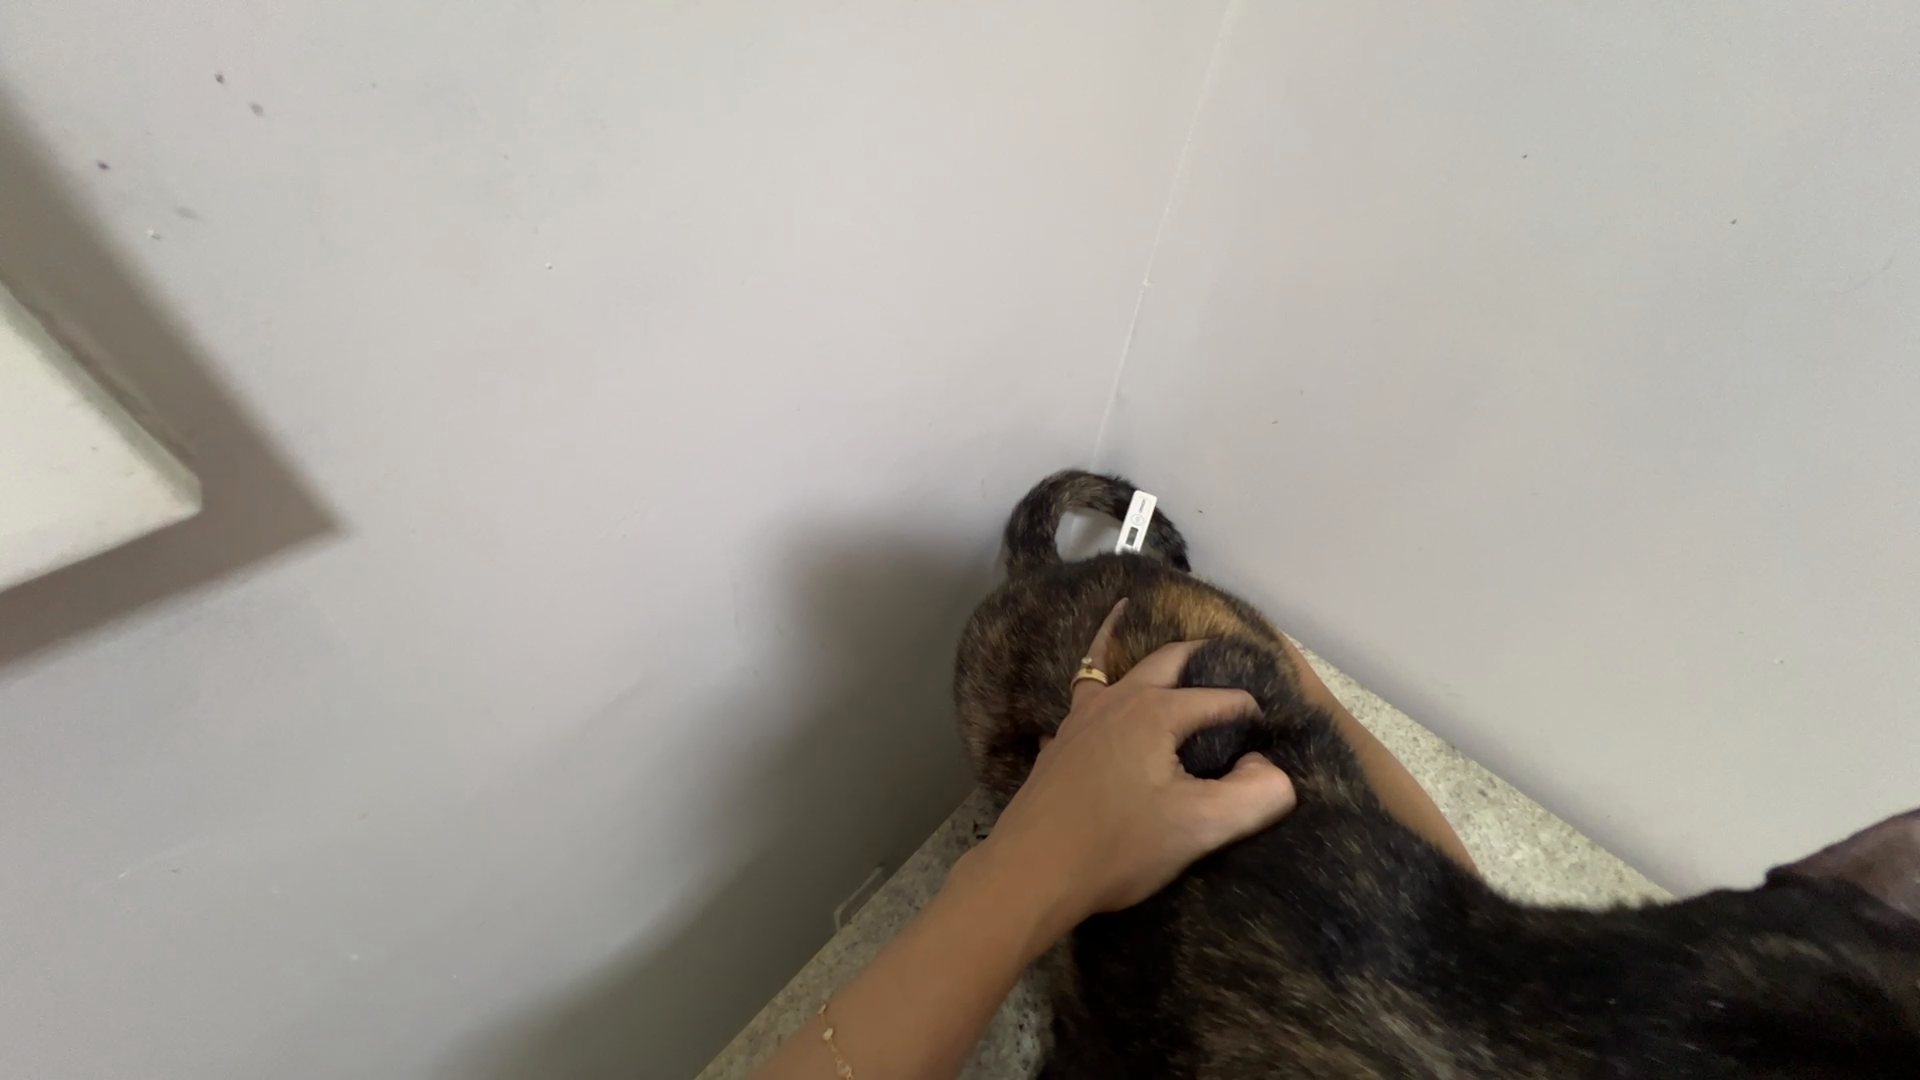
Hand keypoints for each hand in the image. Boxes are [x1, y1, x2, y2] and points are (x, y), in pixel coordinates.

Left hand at [964, 600, 1297, 934]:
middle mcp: (1116, 700)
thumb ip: (1255, 795)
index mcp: (1155, 712)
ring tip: (1147, 631)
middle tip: (1221, 651)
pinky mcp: (1061, 737)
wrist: (1034, 867)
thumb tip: (1272, 768)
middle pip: (1165, 660)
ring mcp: (1081, 715)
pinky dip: (1095, 671)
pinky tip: (1096, 687)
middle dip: (1197, 654)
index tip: (1267, 730)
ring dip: (1138, 648)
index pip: (1219, 698)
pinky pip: (1083, 690)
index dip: (1249, 711)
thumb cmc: (1119, 846)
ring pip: (1114, 665)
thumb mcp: (1201, 827)